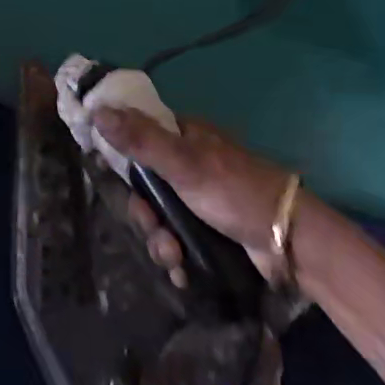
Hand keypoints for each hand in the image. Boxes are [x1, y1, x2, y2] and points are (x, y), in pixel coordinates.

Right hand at [91, 107, 294, 284]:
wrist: (288, 240)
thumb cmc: (234, 191)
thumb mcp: (183, 163)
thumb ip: (141, 139)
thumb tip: (97, 110)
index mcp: (183, 136)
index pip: (137, 137)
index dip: (121, 158)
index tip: (112, 180)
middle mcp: (188, 162)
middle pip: (145, 187)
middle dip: (146, 217)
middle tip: (157, 233)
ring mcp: (198, 197)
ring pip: (159, 218)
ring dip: (161, 243)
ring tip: (176, 261)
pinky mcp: (207, 228)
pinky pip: (177, 240)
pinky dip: (176, 258)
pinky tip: (184, 273)